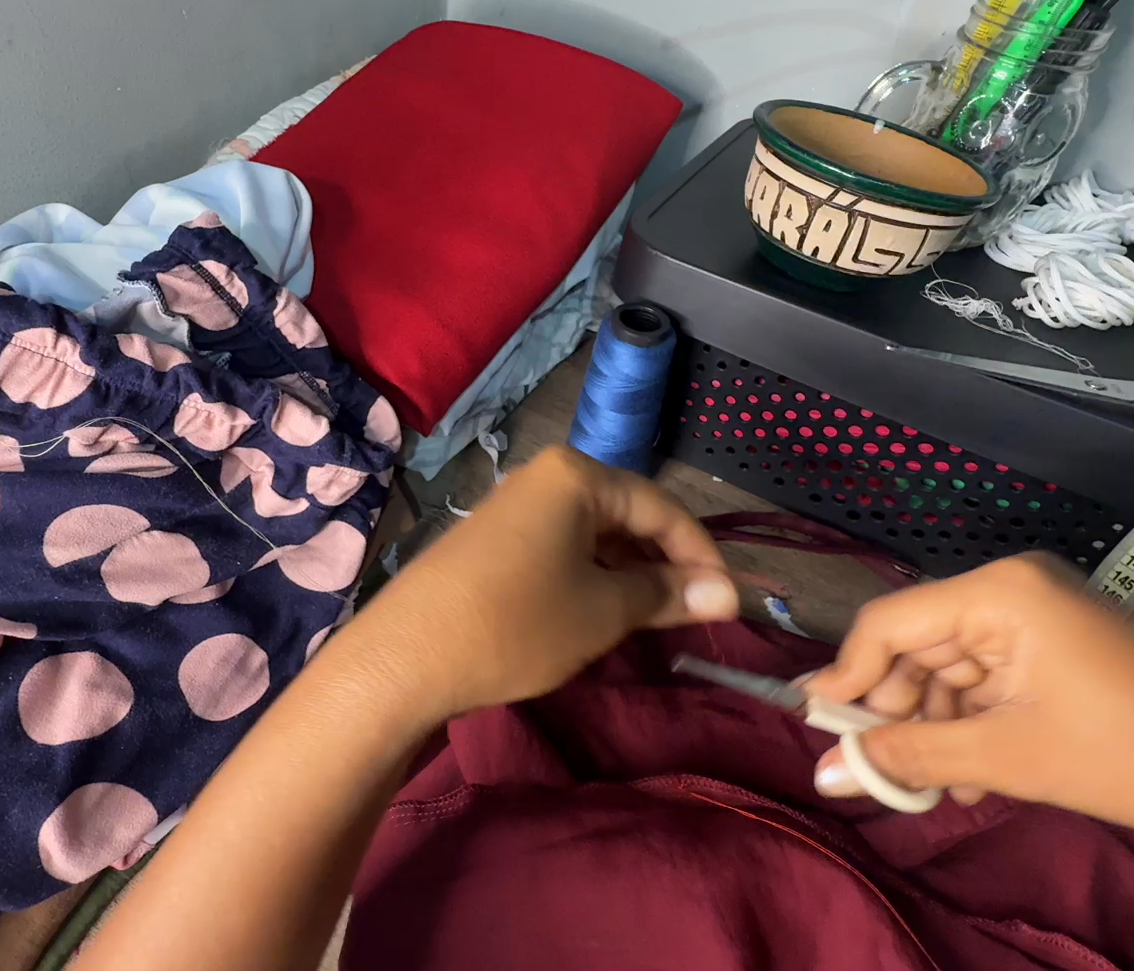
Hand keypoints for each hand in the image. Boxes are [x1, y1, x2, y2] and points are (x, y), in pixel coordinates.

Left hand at [340, 446, 735, 721]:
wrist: (405, 657)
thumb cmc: (517, 623)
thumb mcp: (602, 610)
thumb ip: (666, 594)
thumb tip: (726, 595)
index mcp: (576, 475)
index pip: (661, 506)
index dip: (701, 554)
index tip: (728, 603)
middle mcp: (545, 479)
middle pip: (627, 516)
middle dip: (665, 564)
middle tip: (693, 615)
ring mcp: (515, 508)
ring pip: (594, 535)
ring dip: (629, 573)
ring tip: (653, 618)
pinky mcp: (495, 540)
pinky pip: (562, 549)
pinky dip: (592, 577)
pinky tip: (602, 612)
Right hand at [803, 554, 1133, 839]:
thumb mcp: (1010, 758)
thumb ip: (907, 757)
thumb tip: (823, 775)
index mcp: (997, 592)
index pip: (888, 623)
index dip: (847, 676)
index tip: (818, 727)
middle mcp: (1008, 589)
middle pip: (917, 646)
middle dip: (894, 710)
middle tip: (877, 768)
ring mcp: (1036, 615)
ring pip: (949, 668)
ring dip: (932, 726)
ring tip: (930, 786)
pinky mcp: (1056, 645)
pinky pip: (987, 679)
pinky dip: (970, 724)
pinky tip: (966, 775)